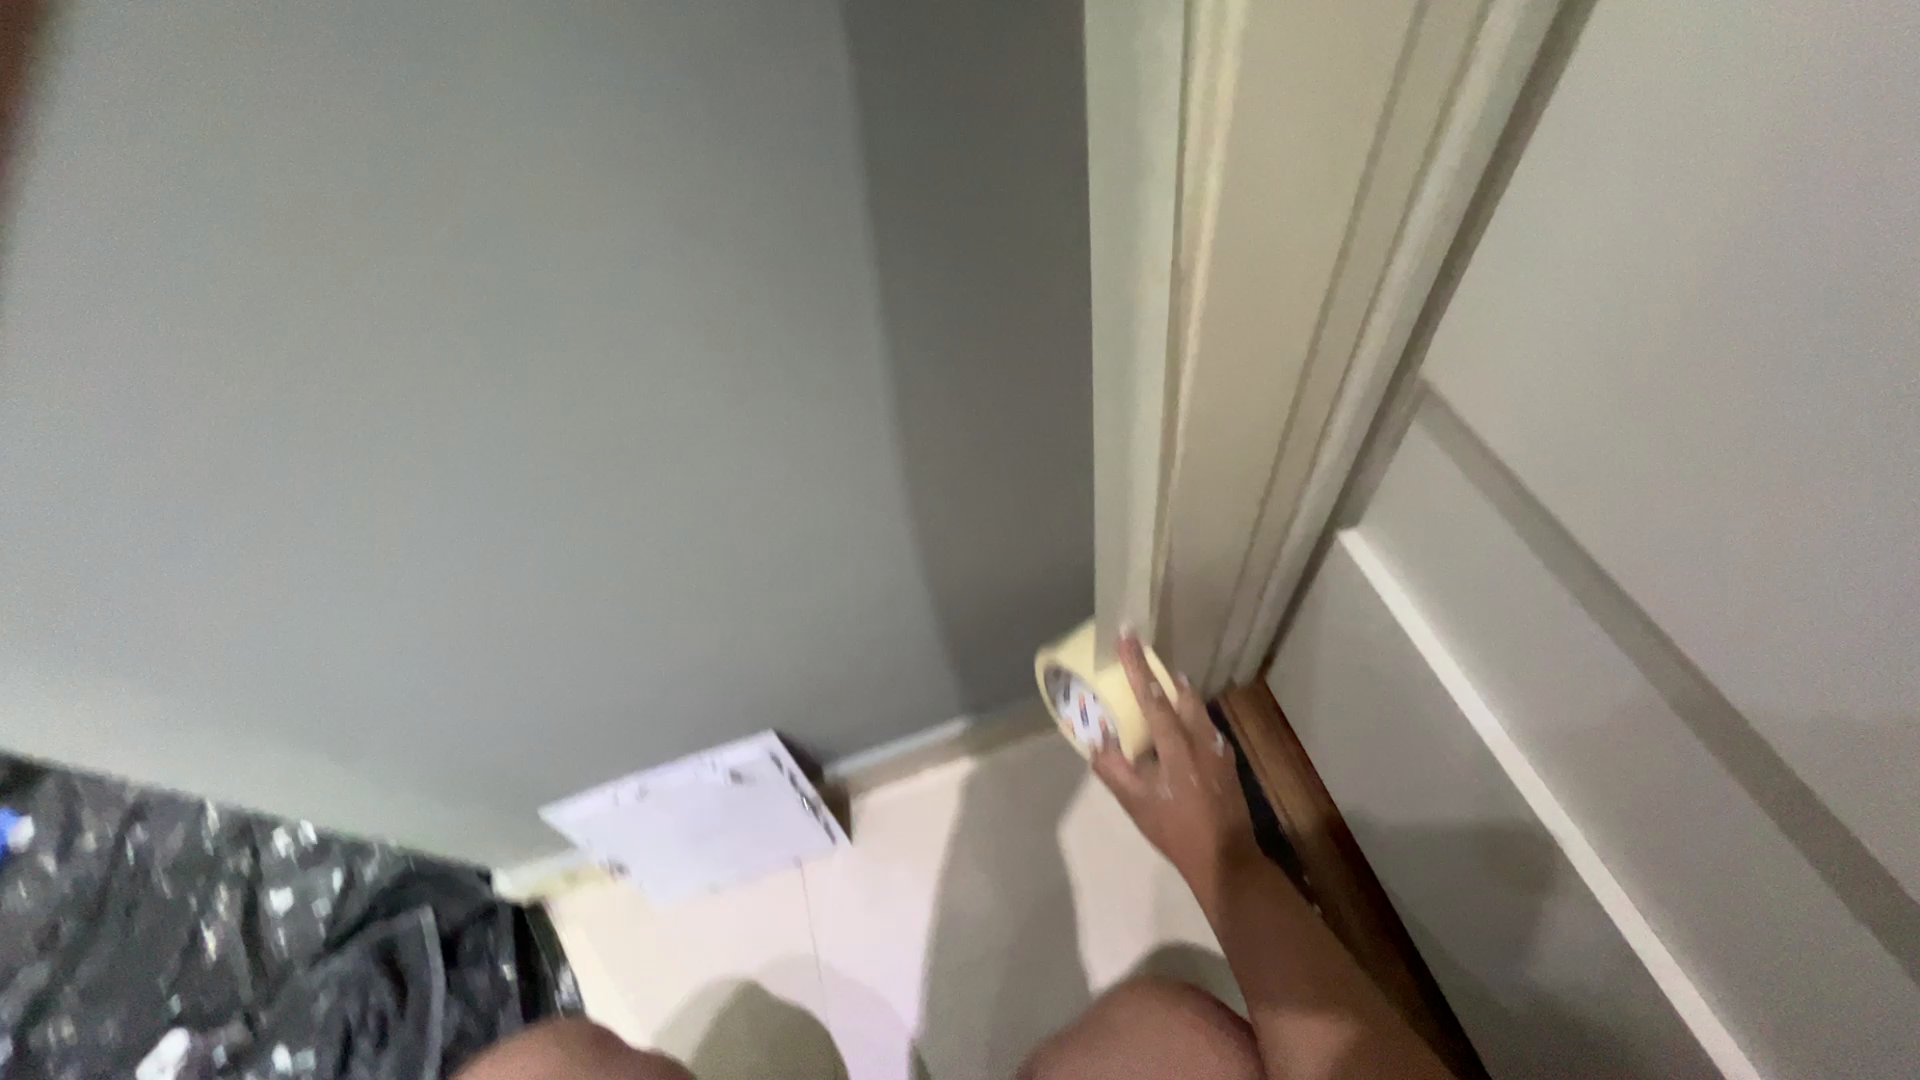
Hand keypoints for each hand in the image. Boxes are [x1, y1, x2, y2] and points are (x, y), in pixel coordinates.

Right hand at [1090, 633, 1258, 910]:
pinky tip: (1185, 728)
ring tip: (1165, 688)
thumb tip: (1098, 737)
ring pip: (1199, 709)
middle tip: (1147, 661)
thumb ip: (1113, 768)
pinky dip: (1192, 716)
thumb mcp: (1134, 803)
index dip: (1138, 666)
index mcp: (1176, 746)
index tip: (1128, 638)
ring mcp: (1219, 749)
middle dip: (1164, 675)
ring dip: (1180, 694)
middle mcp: (1201, 739)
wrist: (1226, 858)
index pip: (1153, 697)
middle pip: (1184, 694)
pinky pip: (1207, 726)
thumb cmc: (1175, 830)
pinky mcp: (1228, 761)